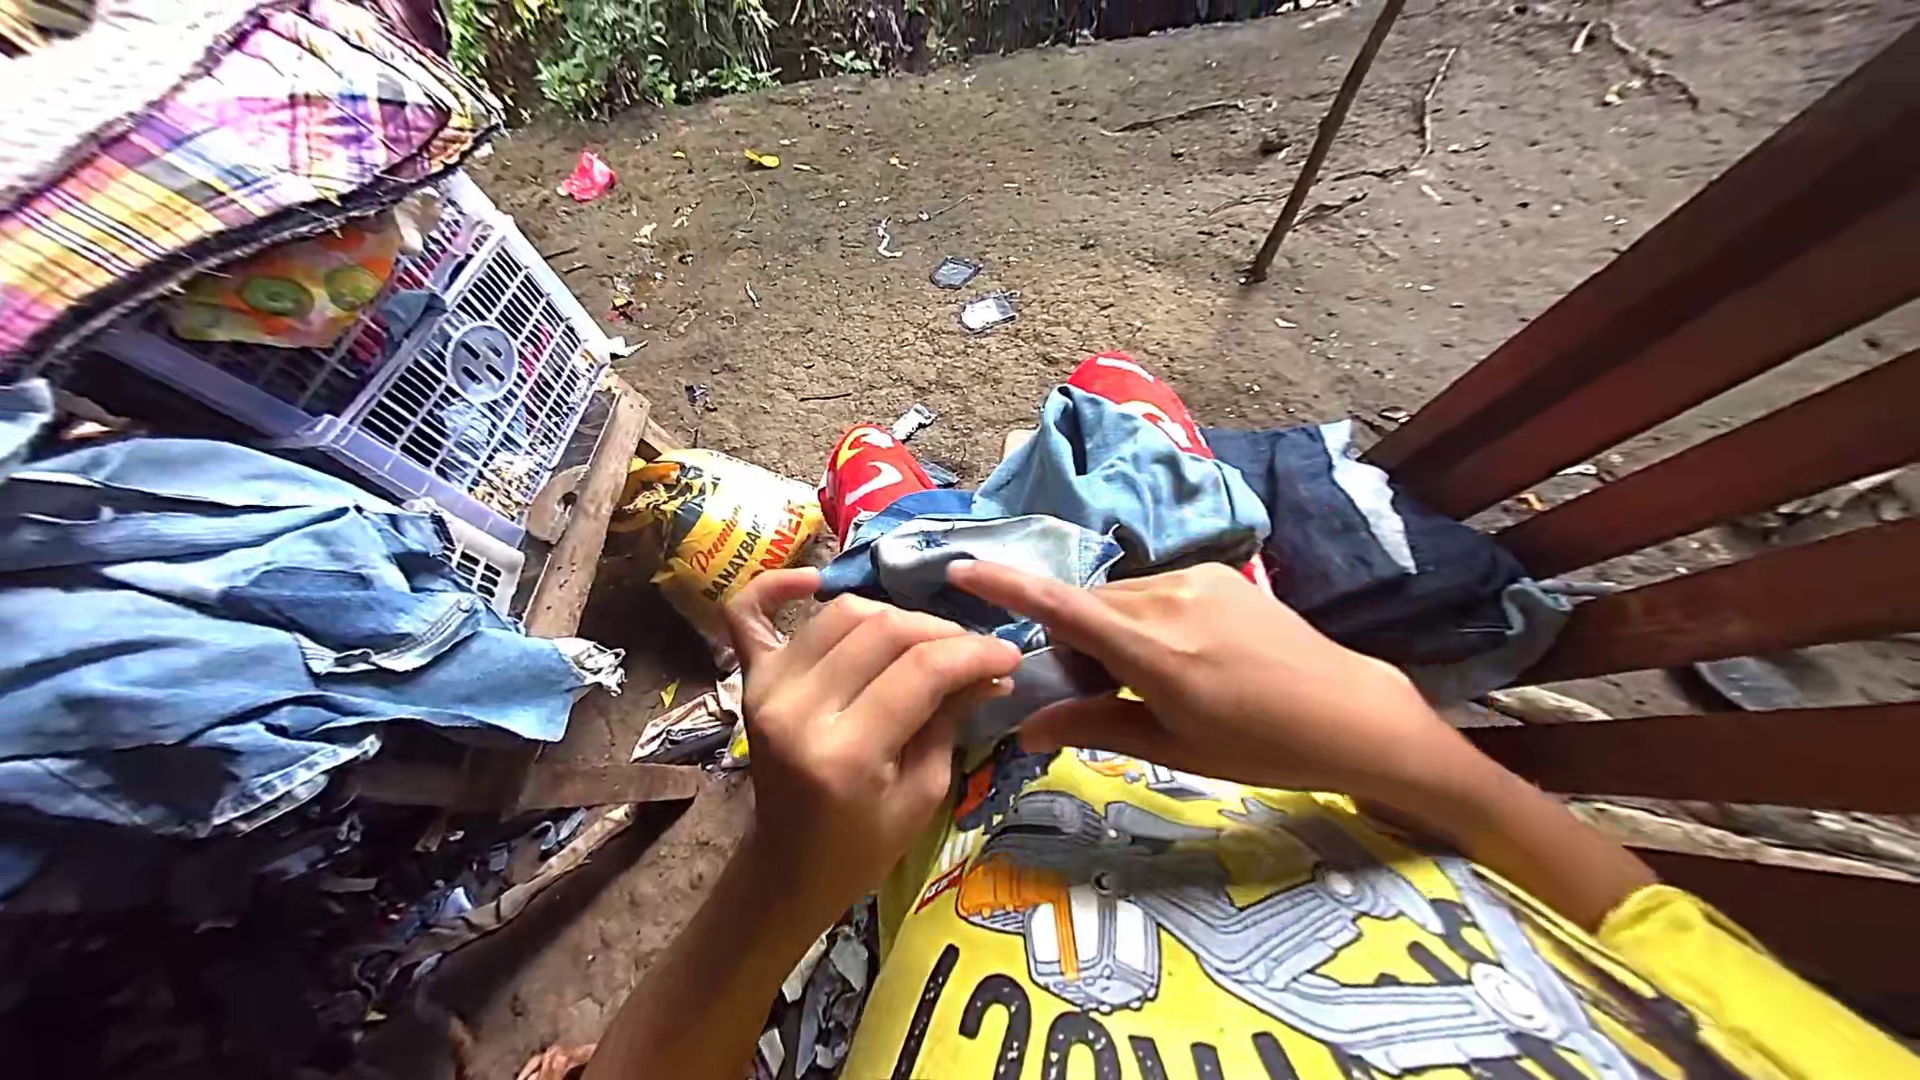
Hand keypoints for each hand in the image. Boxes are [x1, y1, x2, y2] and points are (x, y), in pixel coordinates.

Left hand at [722, 568, 1021, 922]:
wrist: (789, 865)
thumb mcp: (925, 791)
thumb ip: (951, 717)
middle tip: (971, 650)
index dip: (972, 653)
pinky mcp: (751, 678)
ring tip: (923, 638)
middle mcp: (798, 709)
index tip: (1007, 653)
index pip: (920, 671)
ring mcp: (766, 687)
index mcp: (844, 754)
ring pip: (842, 612)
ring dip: (894, 615)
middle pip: (883, 631)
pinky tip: (813, 579)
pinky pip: (748, 612)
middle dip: (942, 632)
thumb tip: (991, 667)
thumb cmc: (863, 843)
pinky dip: (776, 585)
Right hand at [947, 560, 1487, 805]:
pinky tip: (1176, 651)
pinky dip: (1137, 617)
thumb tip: (1026, 727)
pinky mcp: (1212, 572)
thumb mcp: (1171, 747)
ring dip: (1106, 629)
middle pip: (1085, 605)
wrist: (1351, 712)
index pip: (1061, 606)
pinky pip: (1149, 589)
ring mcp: (1192, 578)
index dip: (1006, 584)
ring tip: (1143, 675)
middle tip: (1091, 685)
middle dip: (1070, 638)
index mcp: (1152, 650)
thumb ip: (1093, 725)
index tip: (962, 570)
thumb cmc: (1259, 746)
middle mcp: (1165, 599)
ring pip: (1116, 597)